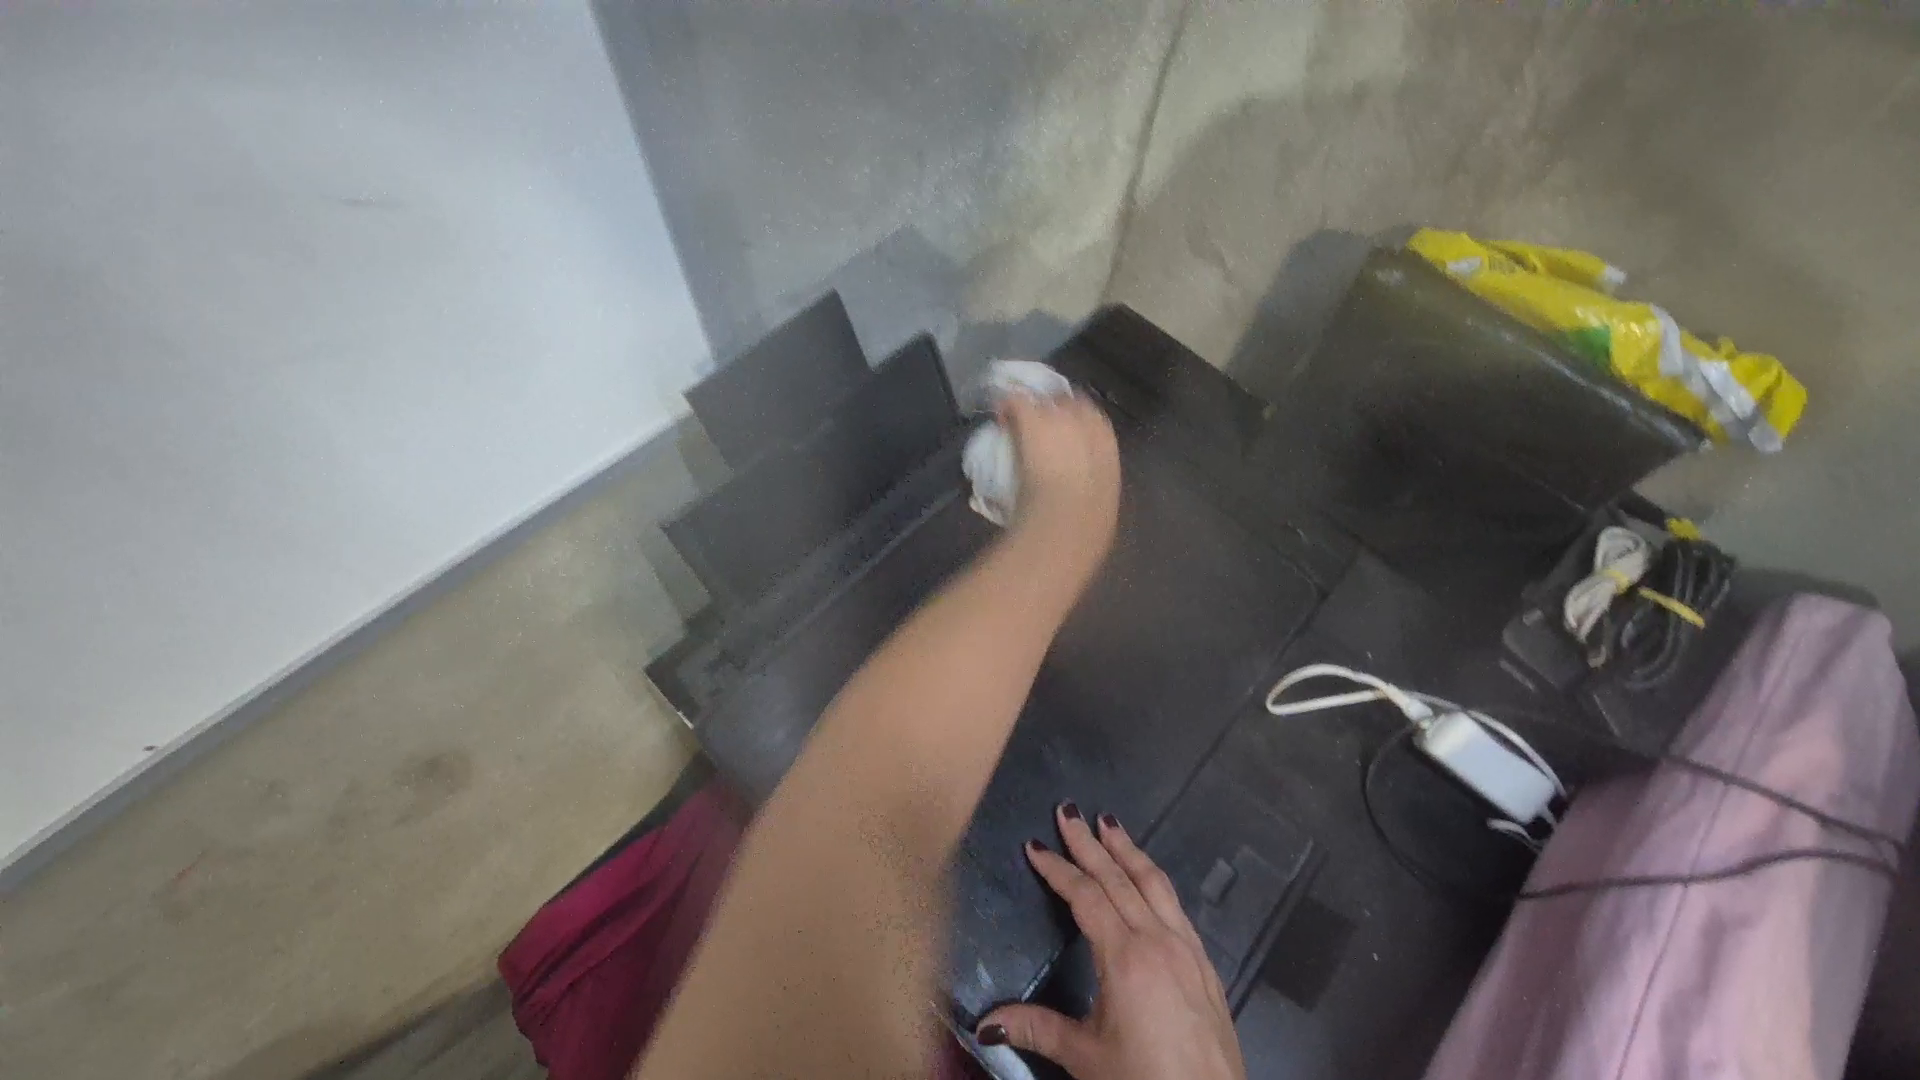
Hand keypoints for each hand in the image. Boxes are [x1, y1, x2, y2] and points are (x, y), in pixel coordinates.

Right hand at [976, 804, 1246, 1079]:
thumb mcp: (1086, 1057)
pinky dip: (1154, 879)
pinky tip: (1147, 876)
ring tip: (1108, 822)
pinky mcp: (1204, 963)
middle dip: (1089, 843)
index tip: (1035, 846)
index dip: (1058, 870)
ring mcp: (1187, 948)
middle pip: (1118, 878)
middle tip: (1068, 810)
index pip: (1086, 896)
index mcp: (1126, 957)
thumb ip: (1037, 1029)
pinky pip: (1175, 905)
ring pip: (1154, 883)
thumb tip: (985, 1023)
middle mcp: (1158, 940)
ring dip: (1127, 849)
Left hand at [999, 392, 1120, 575]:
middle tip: (1036, 427)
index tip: (1061, 434)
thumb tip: (1081, 488)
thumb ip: (1090, 482)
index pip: (1091, 417)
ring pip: (1039, 401)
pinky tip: (1000, 415)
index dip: (1073, 423)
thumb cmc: (1087, 518)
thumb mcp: (1098, 496)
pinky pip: (1015, 401)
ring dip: (1029, 410)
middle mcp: (1084, 419)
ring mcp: (1055, 416)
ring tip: (1016, 422)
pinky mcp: (1030, 418)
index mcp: (1106, 440)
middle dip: (1050, 410)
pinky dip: (1007, 407)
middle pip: (1065, 403)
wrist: (1067, 515)